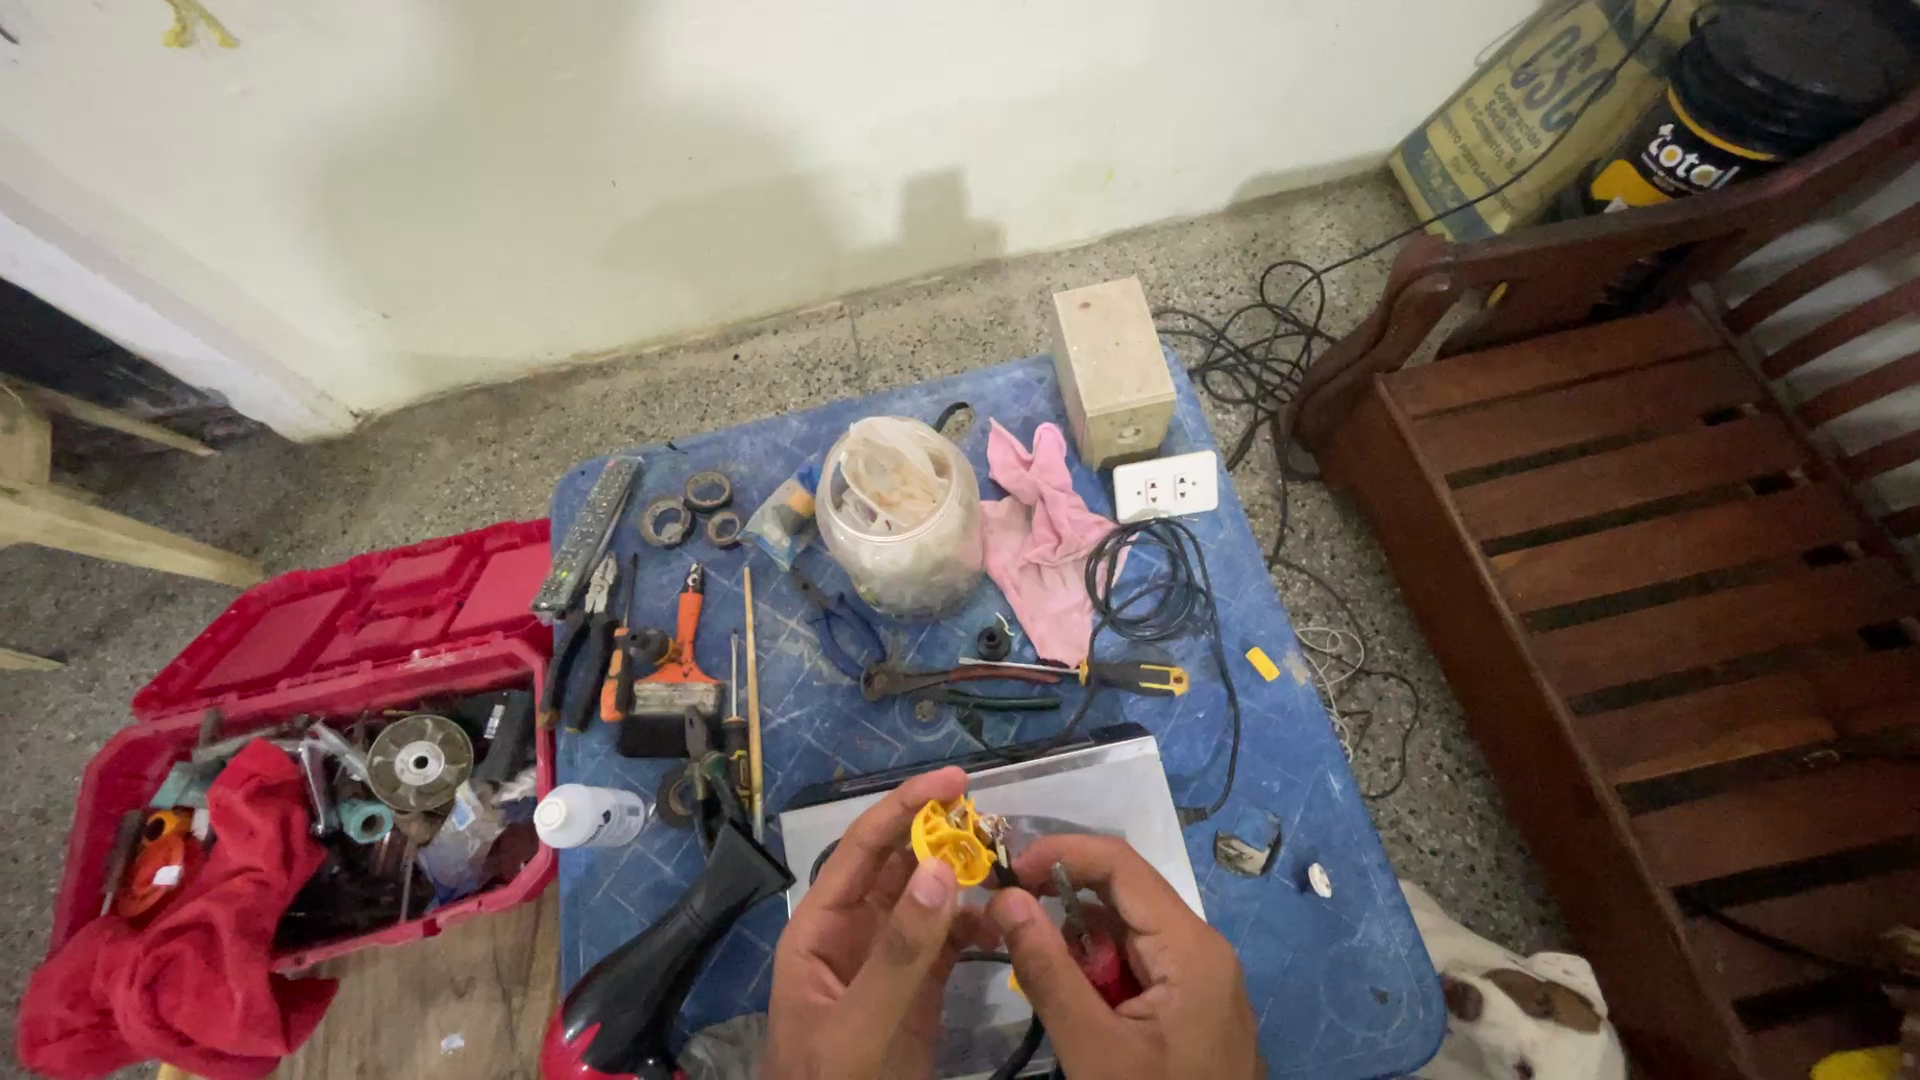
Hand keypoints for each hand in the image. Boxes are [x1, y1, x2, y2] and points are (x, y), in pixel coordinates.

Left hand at [765, 766, 989, 1079]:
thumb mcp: (858, 1026)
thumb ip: (899, 951)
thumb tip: (939, 866)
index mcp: (821, 926)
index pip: (863, 846)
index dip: (906, 805)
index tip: (956, 779)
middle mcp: (854, 929)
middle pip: (899, 862)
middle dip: (941, 835)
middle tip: (991, 819)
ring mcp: (888, 956)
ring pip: (929, 896)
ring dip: (964, 877)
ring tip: (1007, 866)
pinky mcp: (919, 985)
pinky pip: (950, 937)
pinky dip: (977, 923)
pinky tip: (1005, 920)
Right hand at [987, 834, 1262, 1078]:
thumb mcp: (1096, 1052)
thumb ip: (1049, 971)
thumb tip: (1006, 897)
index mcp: (1191, 946)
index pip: (1120, 864)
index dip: (1061, 853)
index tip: (1008, 872)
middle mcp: (1201, 946)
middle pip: (1122, 895)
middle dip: (1063, 900)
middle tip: (1008, 918)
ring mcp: (1199, 975)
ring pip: (1124, 930)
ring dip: (1077, 942)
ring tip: (1037, 968)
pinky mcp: (1191, 1002)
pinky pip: (1136, 962)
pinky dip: (1098, 971)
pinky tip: (1075, 1000)